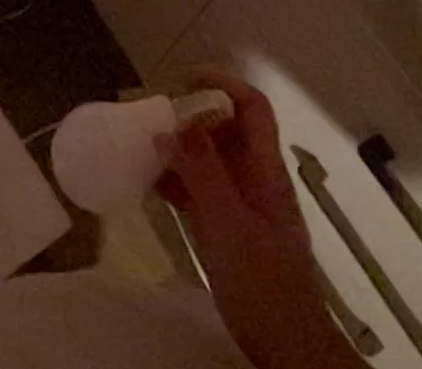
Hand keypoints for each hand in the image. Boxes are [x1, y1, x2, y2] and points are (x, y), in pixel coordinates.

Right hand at [157, 72, 352, 367]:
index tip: (181, 80)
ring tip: (138, 138)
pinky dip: (171, 177)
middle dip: (189, 111)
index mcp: (265, 170)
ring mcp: (237, 201)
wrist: (283, 343)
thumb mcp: (229, 224)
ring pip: (206, 156)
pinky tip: (143, 179)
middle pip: (224, 127)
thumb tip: (175, 123)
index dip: (221, 84)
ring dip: (176, 144)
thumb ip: (204, 172)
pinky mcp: (222, 224)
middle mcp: (252, 177)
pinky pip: (194, 187)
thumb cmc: (263, 282)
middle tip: (148, 109)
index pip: (252, 107)